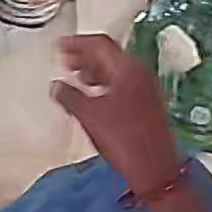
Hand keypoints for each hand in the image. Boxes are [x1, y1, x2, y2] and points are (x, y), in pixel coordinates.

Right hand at [52, 34, 185, 196]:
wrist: (154, 167)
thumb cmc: (125, 141)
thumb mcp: (89, 116)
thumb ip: (69, 96)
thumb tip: (57, 87)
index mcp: (127, 69)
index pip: (99, 44)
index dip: (76, 43)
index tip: (61, 44)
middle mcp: (139, 73)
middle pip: (109, 54)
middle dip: (85, 55)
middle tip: (66, 59)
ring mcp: (146, 88)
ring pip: (116, 69)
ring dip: (94, 70)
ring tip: (75, 77)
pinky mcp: (148, 103)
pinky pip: (123, 83)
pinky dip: (105, 83)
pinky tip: (93, 95)